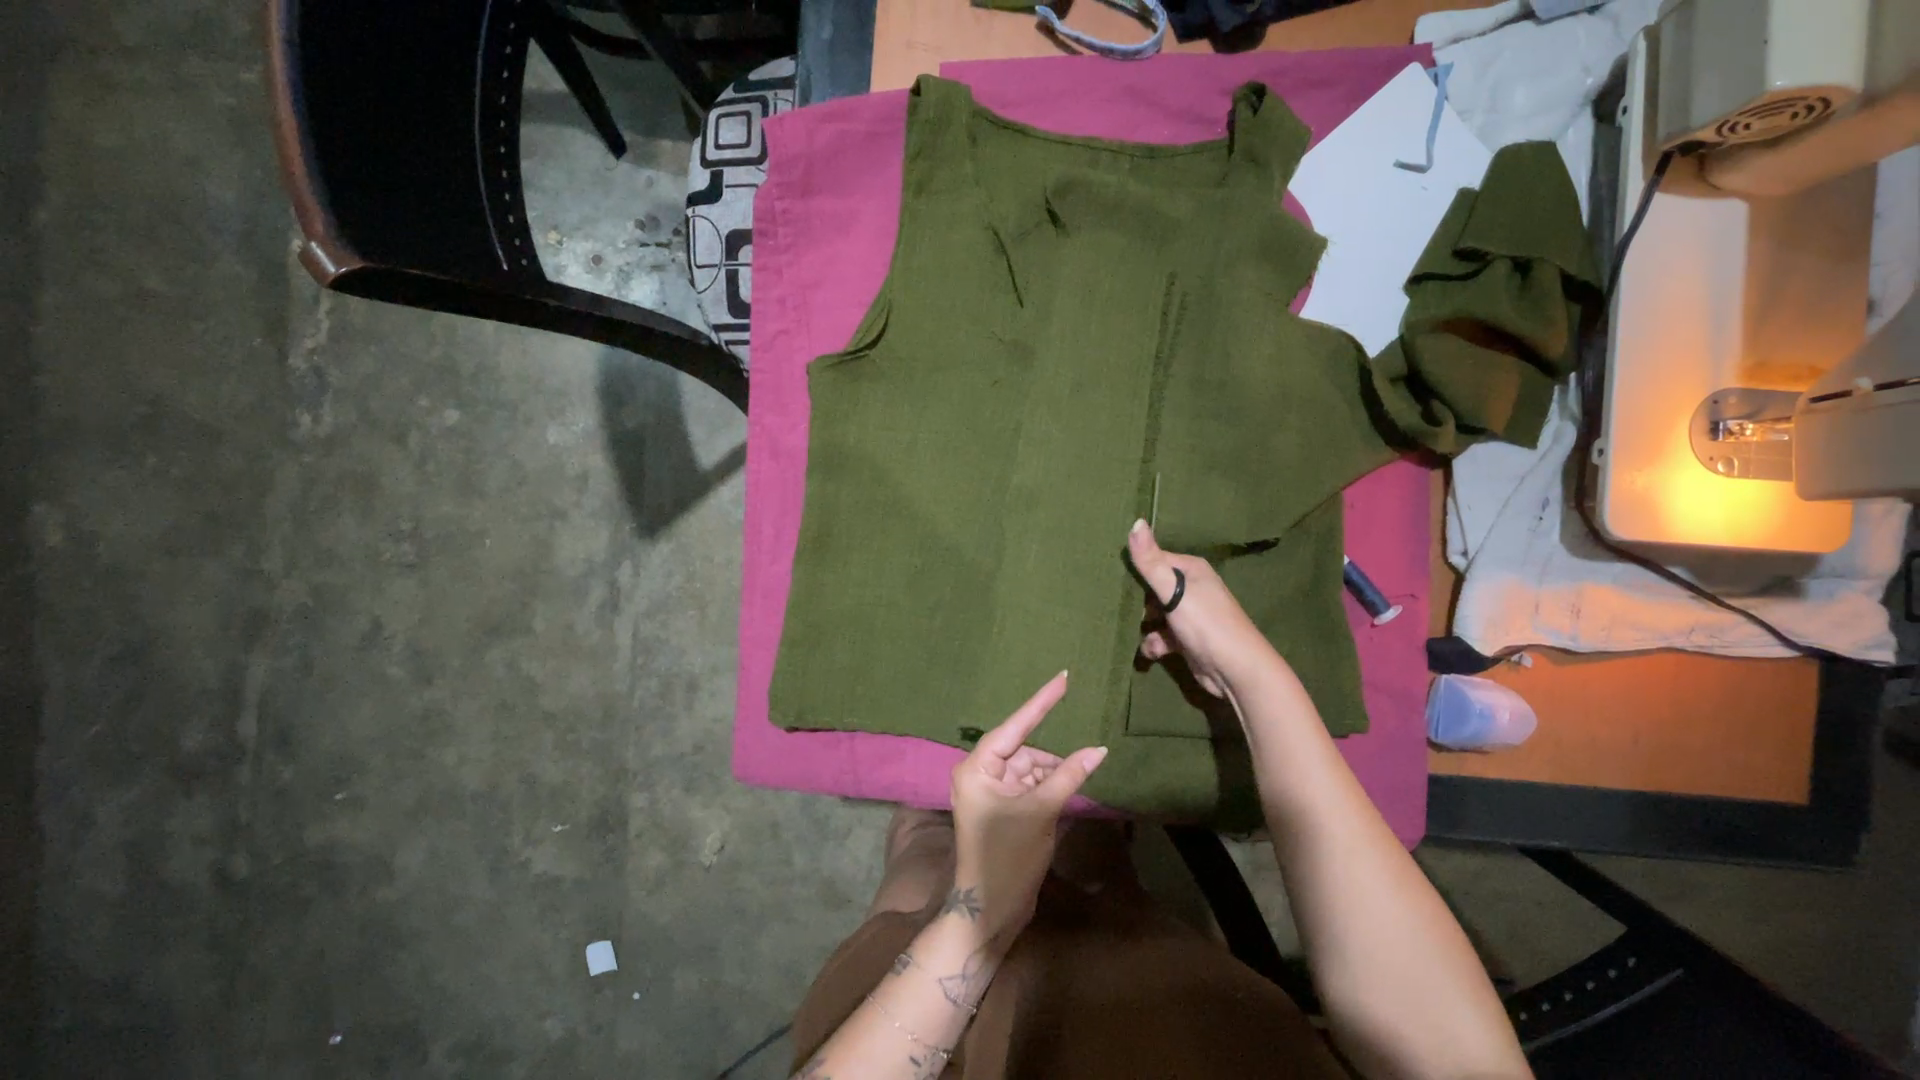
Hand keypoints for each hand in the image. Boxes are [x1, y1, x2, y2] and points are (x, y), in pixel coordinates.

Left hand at [947, 673, 1107, 948]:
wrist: (990, 909)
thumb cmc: (1007, 856)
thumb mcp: (1040, 812)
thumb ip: (1068, 776)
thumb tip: (1098, 749)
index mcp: (978, 768)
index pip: (1015, 726)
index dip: (1041, 702)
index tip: (1063, 678)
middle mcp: (980, 776)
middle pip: (1026, 753)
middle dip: (1051, 765)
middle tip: (1074, 781)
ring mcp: (991, 796)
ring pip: (1032, 773)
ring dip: (1052, 783)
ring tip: (1061, 808)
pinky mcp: (1002, 814)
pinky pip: (1030, 791)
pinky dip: (1049, 795)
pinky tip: (1063, 808)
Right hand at [1127, 519, 1277, 696]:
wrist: (1235, 670)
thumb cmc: (1205, 623)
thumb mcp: (1174, 590)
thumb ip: (1150, 561)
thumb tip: (1136, 521)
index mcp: (1191, 570)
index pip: (1154, 559)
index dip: (1135, 568)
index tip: (1111, 578)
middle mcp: (1191, 588)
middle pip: (1152, 588)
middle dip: (1136, 601)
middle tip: (1118, 609)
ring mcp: (1190, 615)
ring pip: (1154, 614)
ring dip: (1143, 626)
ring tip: (1134, 632)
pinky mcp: (1187, 639)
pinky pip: (1161, 636)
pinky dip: (1154, 644)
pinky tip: (1154, 652)